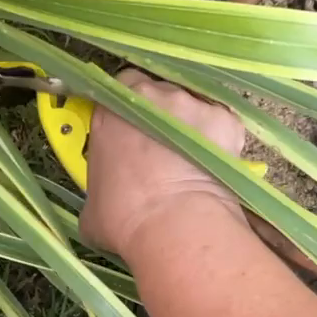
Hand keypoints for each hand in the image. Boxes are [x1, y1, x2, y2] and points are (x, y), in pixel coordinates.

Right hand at [81, 69, 248, 260]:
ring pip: (190, 105)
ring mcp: (189, 103)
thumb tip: (108, 194)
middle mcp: (149, 95)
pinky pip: (221, 123)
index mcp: (109, 110)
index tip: (127, 131)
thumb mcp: (92, 205)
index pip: (115, 91)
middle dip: (156, 113)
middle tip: (159, 147)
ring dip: (188, 125)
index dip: (124, 110)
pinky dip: (219, 138)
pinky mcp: (224, 117)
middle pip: (154, 92)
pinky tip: (214, 163)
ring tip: (190, 158)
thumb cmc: (124, 218)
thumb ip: (99, 182)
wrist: (175, 225)